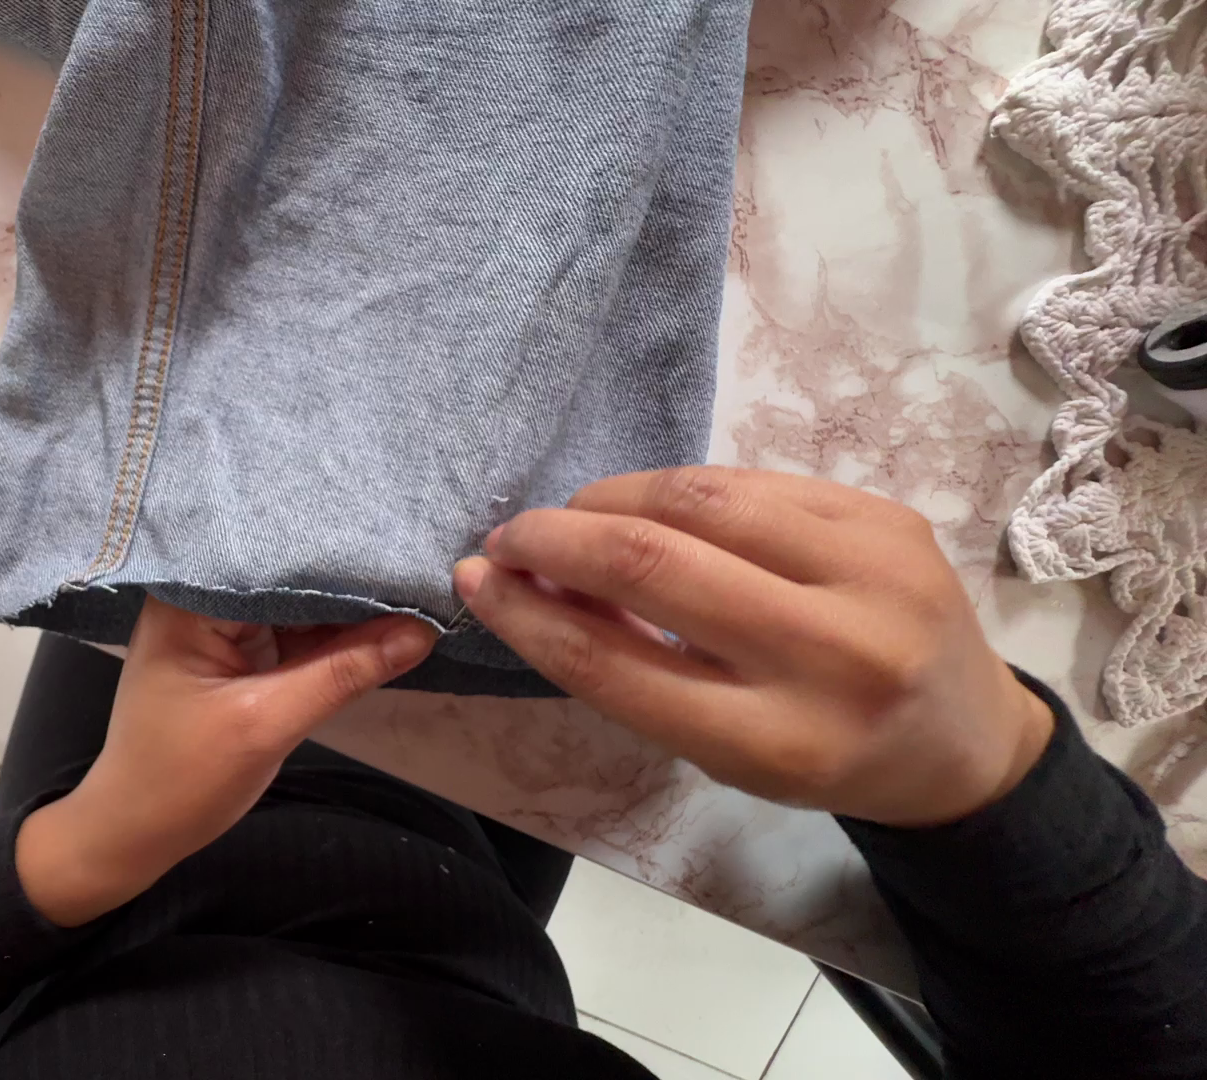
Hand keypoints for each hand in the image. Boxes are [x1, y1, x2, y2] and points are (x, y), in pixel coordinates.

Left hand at [16, 597, 436, 924]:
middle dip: (346, 579)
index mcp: (189, 596)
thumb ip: (343, 673)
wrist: (134, 830)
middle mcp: (199, 594)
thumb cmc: (182, 778)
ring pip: (293, 604)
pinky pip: (289, 631)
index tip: (401, 546)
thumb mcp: (266, 723)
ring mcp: (216, 622)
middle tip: (417, 562)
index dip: (338, 555)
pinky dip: (327, 637)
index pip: (274, 558)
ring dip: (344, 609)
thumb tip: (422, 629)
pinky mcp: (231, 648)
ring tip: (410, 586)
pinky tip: (378, 625)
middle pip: (286, 577)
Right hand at [452, 467, 1053, 827]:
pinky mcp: (884, 514)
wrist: (957, 739)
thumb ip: (617, 664)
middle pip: (649, 565)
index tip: (474, 579)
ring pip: (691, 501)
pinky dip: (663, 491)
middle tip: (507, 539)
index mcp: (773, 743)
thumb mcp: (704, 742)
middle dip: (550, 539)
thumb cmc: (805, 752)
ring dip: (601, 503)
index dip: (522, 613)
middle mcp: (832, 657)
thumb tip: (523, 582)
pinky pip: (736, 480)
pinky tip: (642, 509)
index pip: (607, 663)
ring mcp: (872, 573)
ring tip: (571, 521)